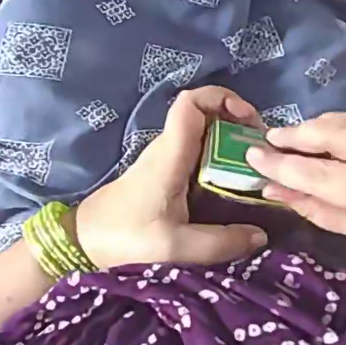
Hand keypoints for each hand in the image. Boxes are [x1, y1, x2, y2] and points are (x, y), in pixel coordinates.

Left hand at [75, 86, 269, 268]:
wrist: (82, 241)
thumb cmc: (124, 238)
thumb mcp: (176, 247)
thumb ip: (220, 242)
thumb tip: (260, 235)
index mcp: (169, 155)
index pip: (191, 103)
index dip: (222, 98)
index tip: (250, 120)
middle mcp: (167, 150)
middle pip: (205, 116)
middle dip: (238, 125)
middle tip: (262, 152)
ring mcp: (164, 161)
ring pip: (203, 136)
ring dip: (230, 144)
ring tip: (256, 169)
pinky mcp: (163, 176)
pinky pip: (197, 156)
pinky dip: (219, 160)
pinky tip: (234, 186)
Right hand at [247, 110, 345, 298]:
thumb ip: (325, 212)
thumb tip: (277, 191)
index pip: (324, 174)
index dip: (283, 165)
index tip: (252, 156)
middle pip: (340, 133)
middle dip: (298, 133)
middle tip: (268, 138)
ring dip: (322, 124)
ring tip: (294, 134)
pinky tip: (335, 131)